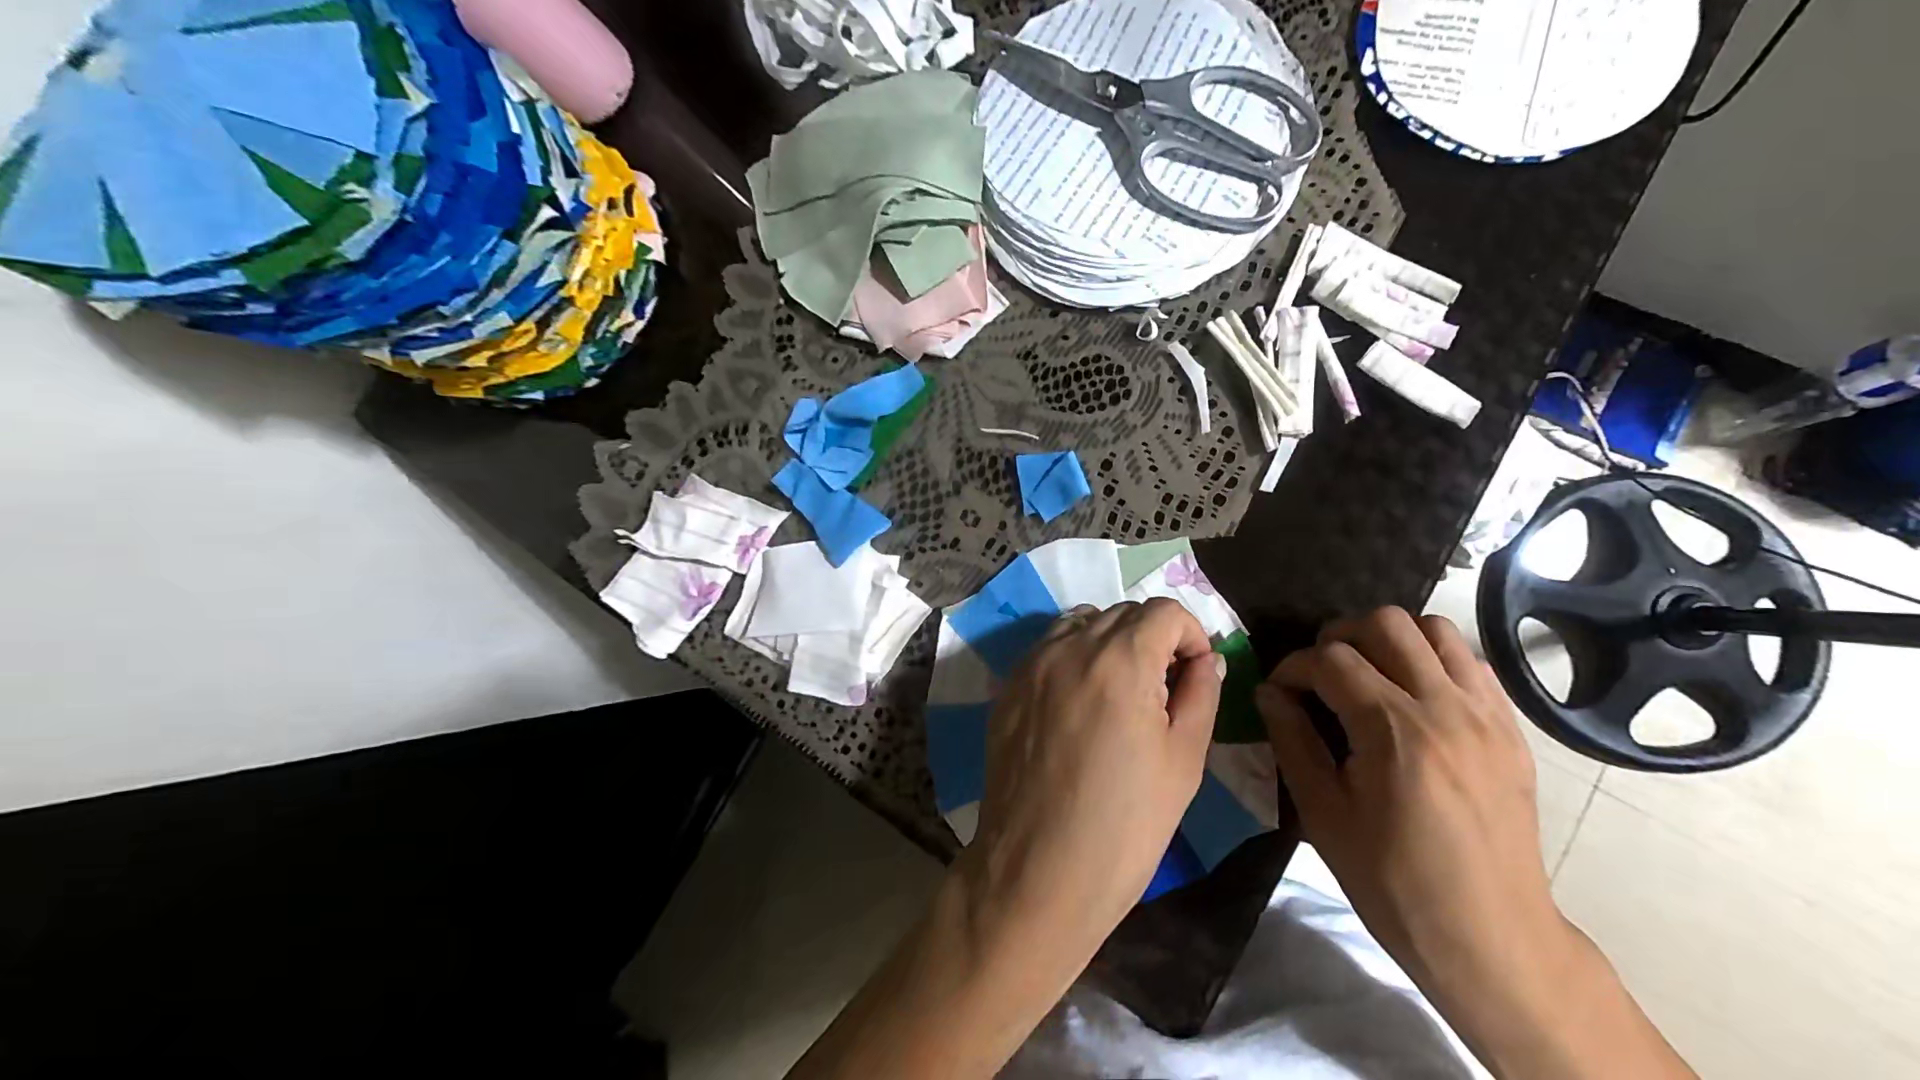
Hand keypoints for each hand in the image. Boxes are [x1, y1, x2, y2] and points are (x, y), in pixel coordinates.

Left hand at [787, 598, 1223, 1079]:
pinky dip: (1074, 658)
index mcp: (1119, 660)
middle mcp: (1068, 647)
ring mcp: (1030, 665)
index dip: (1190, 634)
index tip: (1195, 674)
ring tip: (1121, 695)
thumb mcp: (1184, 760)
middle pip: (1121, 614)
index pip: (1163, 611)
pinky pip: (1048, 650)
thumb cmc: (1124, 825)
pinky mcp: (1006, 688)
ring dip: (1110, 643)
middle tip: (1163, 690)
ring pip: (1081, 625)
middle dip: (1153, 638)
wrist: (1037, 871)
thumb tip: (1205, 659)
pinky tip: (1081, 706)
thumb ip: (1200, 694)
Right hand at [1258, 608, 1691, 1078]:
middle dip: (1339, 637)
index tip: (1278, 692)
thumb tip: (1269, 692)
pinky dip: (1433, 659)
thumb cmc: (1392, 880)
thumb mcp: (1323, 813)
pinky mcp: (1511, 729)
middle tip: (1321, 674)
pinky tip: (1411, 695)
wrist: (1490, 935)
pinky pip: (1472, 662)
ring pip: (1435, 629)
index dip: (1293, 667)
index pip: (1331, 659)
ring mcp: (1487, 714)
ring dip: (1390, 640)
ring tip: (1368, 675)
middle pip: (1385, 623)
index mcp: (1394, 730)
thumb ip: (1293, 739)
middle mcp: (1446, 707)